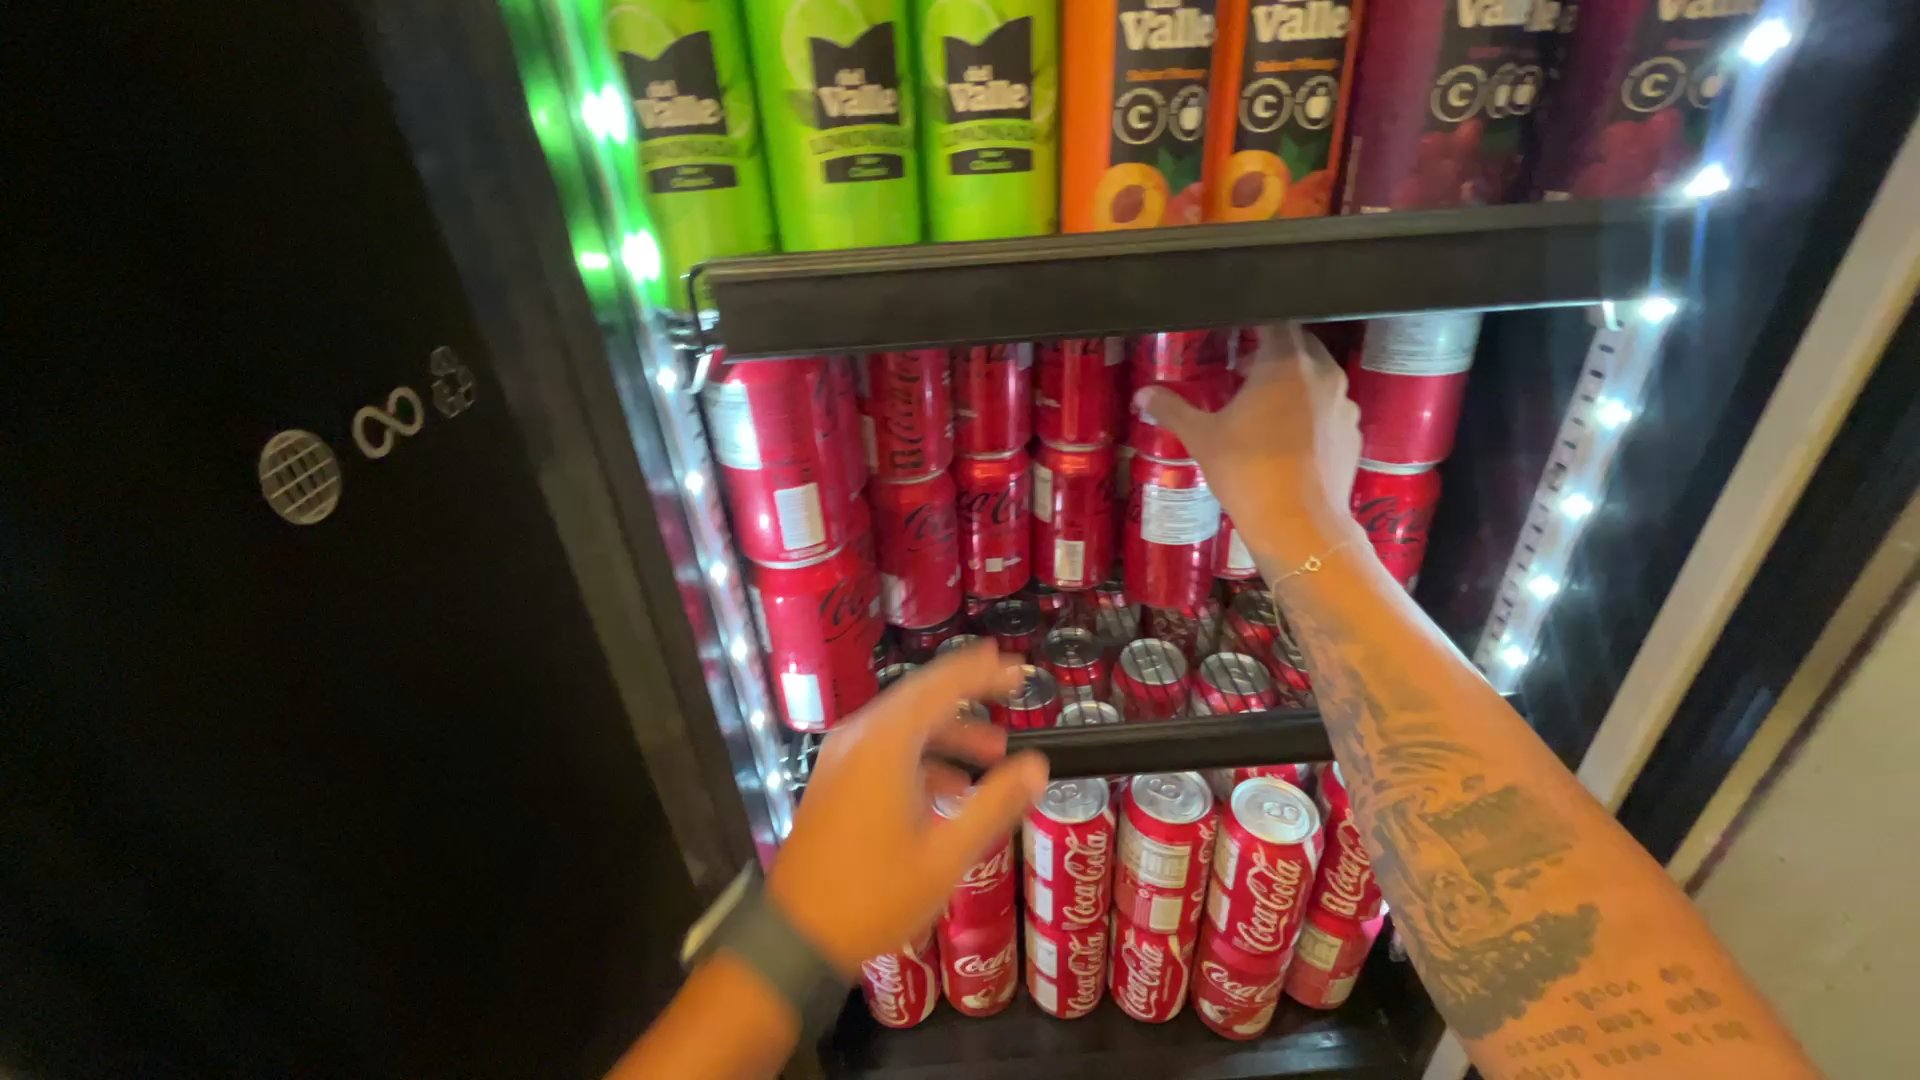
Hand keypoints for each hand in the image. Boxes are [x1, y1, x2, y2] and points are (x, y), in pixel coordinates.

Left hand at [765, 645, 1048, 975]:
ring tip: (994, 752)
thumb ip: (994, 805)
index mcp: (885, 744)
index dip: (983, 672)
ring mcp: (842, 757)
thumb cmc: (875, 895)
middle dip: (969, 692)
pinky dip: (922, 756)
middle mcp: (860, 737)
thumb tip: (1036, 767)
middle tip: (1010, 686)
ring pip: (904, 724)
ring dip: (949, 732)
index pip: (942, 686)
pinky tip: (951, 790)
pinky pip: (886, 748)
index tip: (1017, 667)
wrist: (796, 936)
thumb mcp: (946, 856)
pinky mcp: (836, 778)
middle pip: (922, 696)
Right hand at [1136, 323, 1363, 566]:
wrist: (1298, 524)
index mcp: (1286, 363)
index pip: (1274, 323)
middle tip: (1242, 368)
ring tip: (1263, 404)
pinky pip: (1329, 410)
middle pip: (1300, 346)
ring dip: (1293, 382)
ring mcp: (1344, 405)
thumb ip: (1172, 409)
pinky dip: (1310, 413)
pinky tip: (1287, 438)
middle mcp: (1323, 374)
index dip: (1253, 326)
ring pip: (1318, 378)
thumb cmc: (1246, 471)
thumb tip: (1142, 394)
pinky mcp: (1352, 434)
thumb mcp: (1201, 438)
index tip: (1232, 335)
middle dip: (1273, 352)